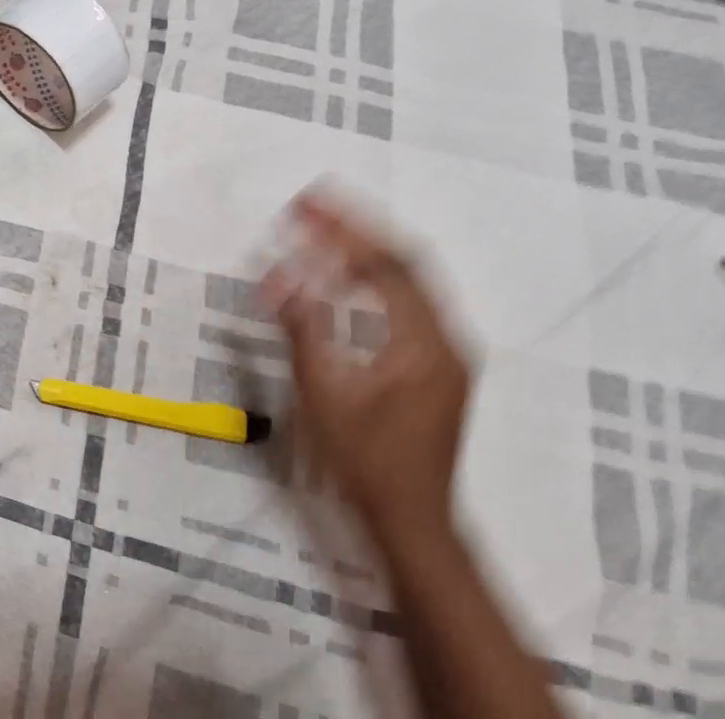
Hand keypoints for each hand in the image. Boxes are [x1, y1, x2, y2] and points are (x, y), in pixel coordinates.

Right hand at [263, 191, 470, 548]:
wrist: (411, 518)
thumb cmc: (365, 461)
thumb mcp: (325, 396)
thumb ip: (303, 331)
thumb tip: (279, 275)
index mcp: (425, 343)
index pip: (386, 266)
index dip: (343, 230)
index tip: (301, 205)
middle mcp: (445, 339)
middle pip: (404, 264)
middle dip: (354, 229)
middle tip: (308, 205)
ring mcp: (443, 354)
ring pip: (406, 283)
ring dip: (361, 252)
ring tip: (318, 231)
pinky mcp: (432, 367)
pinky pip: (402, 305)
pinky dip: (368, 281)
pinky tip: (339, 281)